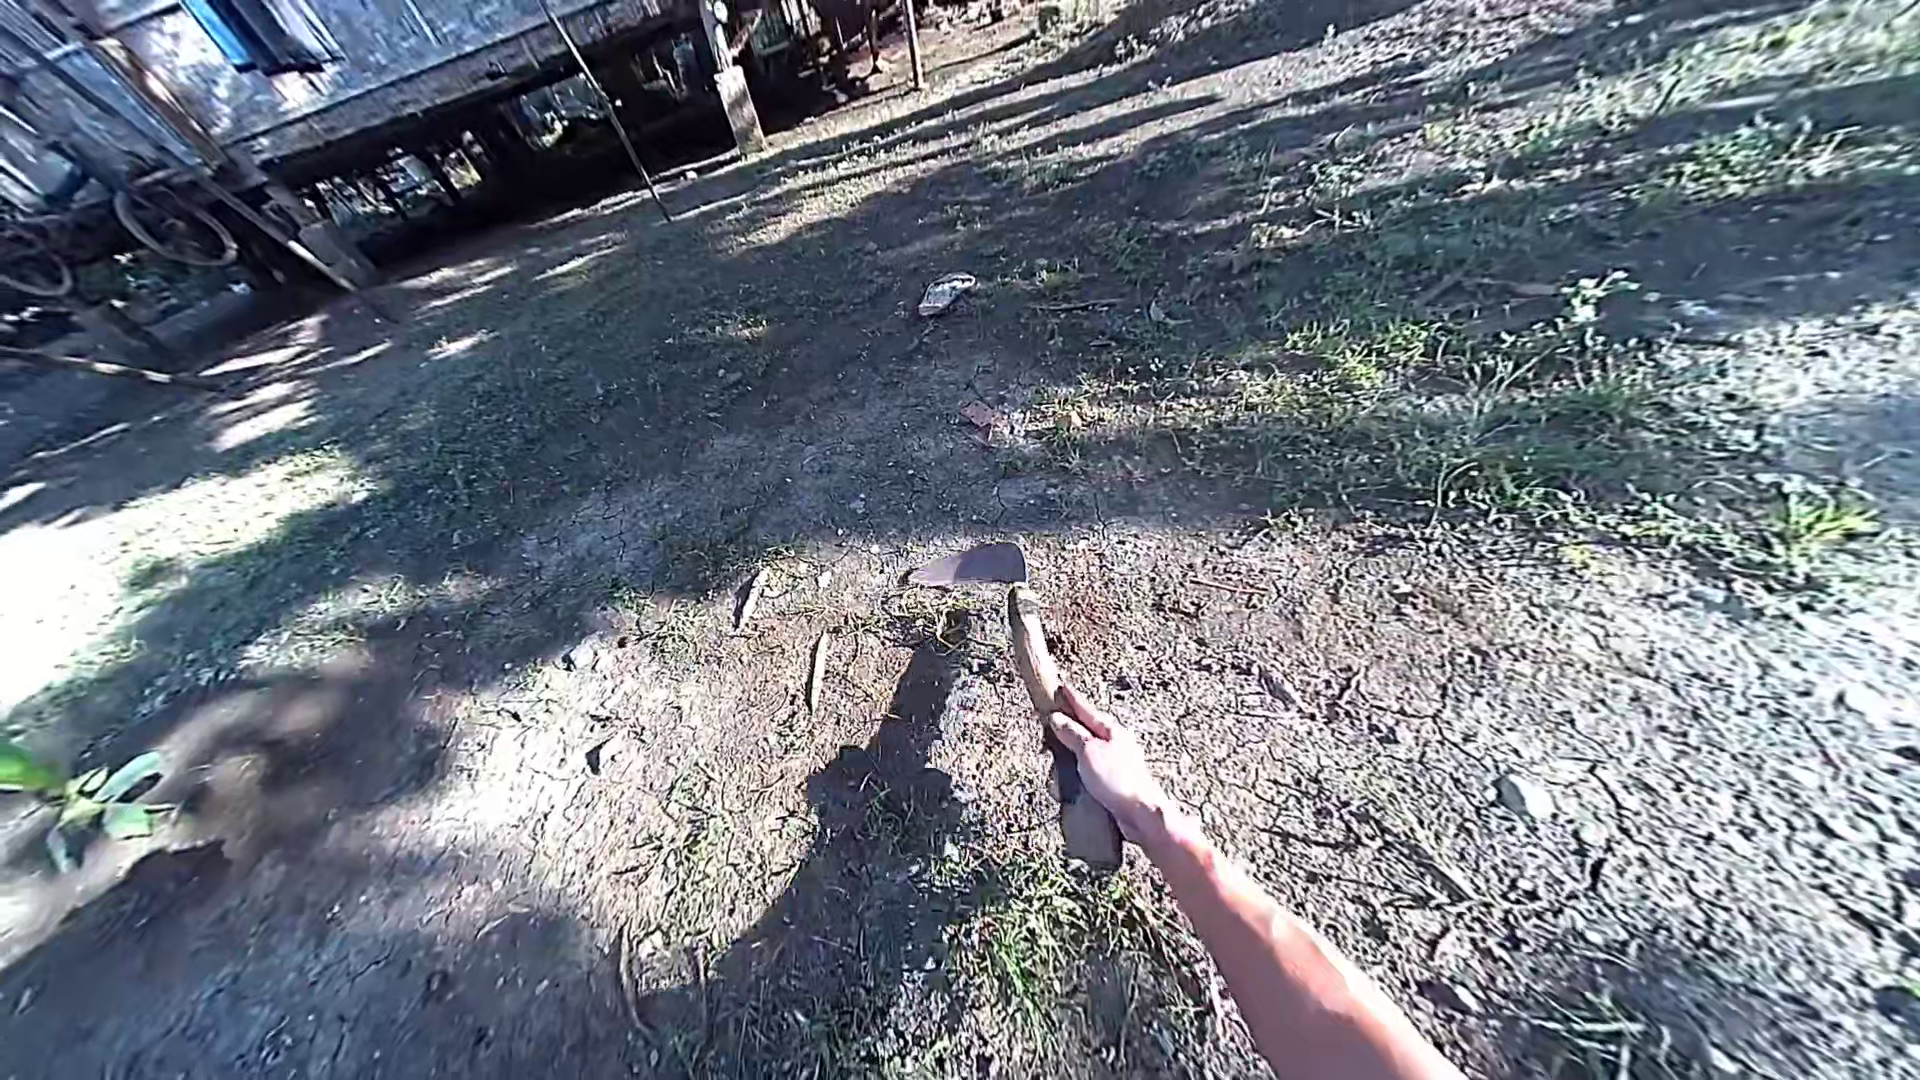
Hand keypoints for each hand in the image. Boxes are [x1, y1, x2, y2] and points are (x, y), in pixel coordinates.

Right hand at [1046, 685, 1177, 845]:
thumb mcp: (1088, 751)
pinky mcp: (1113, 781)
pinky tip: (1074, 779)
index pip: (1085, 709)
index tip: (1061, 686)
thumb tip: (1057, 718)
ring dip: (1074, 753)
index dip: (1072, 698)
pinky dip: (1079, 772)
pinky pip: (1090, 770)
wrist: (1141, 814)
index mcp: (1110, 730)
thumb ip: (1072, 734)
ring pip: (1087, 751)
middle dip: (1071, 726)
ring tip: (1062, 753)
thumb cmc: (1118, 780)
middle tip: (1056, 718)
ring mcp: (1115, 762)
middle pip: (1086, 728)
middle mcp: (1114, 743)